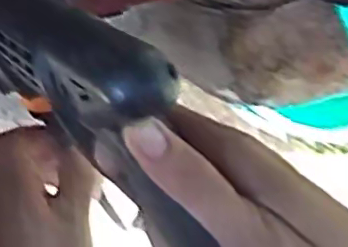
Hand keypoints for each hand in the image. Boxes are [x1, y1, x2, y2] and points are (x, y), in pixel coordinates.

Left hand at [0, 126, 98, 246]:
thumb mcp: (75, 216)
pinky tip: (29, 212)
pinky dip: (8, 189)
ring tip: (56, 200)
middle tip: (75, 183)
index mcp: (5, 151)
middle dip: (48, 159)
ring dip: (29, 173)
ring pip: (3, 163)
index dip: (67, 148)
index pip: (41, 133)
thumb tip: (83, 145)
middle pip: (20, 144)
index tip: (84, 165)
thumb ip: (79, 169)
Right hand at [121, 108, 347, 246]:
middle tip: (106, 184)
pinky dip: (185, 215)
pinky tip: (174, 228)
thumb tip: (134, 122)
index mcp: (234, 150)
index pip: (163, 115)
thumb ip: (194, 180)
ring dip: (160, 195)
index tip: (86, 137)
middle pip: (171, 147)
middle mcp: (241, 160)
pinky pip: (208, 206)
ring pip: (187, 181)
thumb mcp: (251, 232)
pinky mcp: (261, 219)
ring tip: (138, 210)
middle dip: (138, 164)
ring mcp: (252, 192)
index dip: (123, 121)